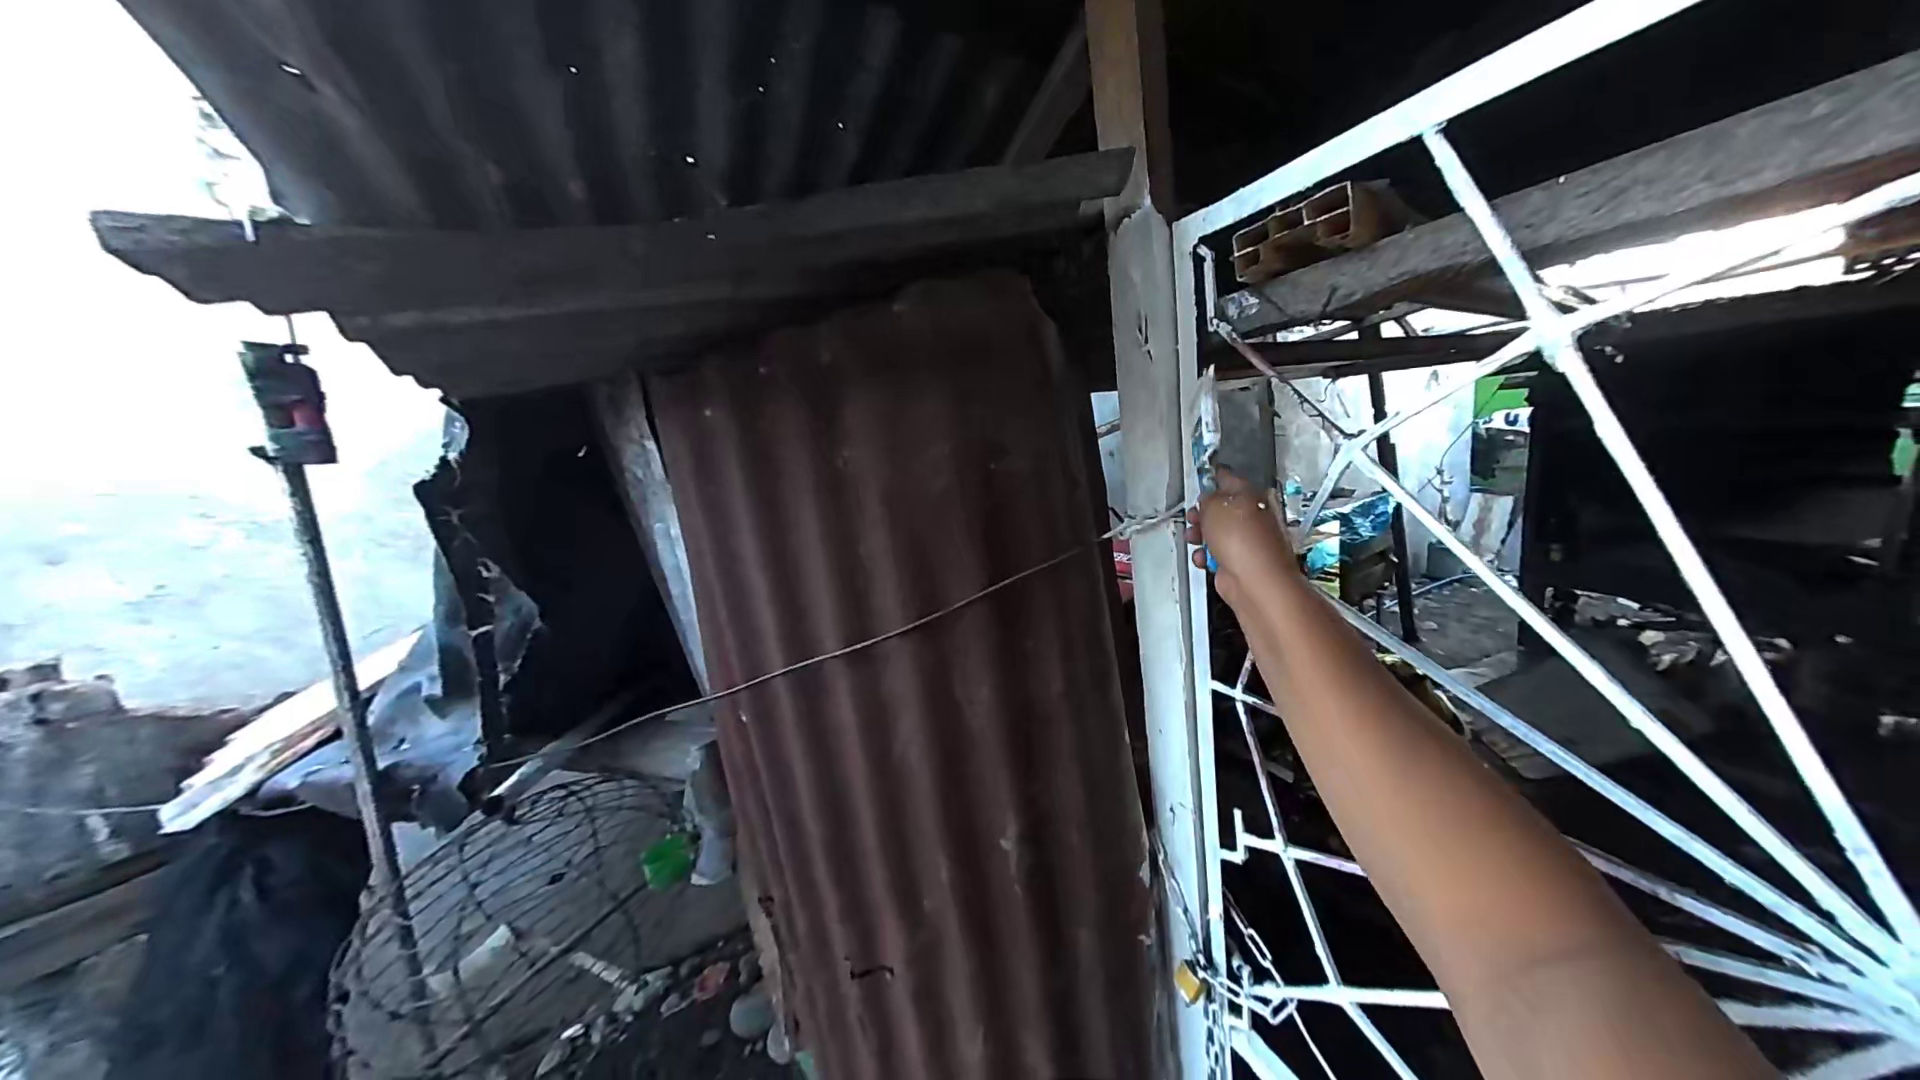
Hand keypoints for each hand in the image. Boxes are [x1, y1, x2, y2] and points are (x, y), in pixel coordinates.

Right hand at [1187, 467, 1294, 608]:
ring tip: (1194, 540)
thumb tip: (1207, 498)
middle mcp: (1253, 517)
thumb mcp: (1215, 506)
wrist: (1253, 580)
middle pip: (1220, 509)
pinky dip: (1206, 556)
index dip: (1212, 477)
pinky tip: (1203, 558)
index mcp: (1252, 496)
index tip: (1199, 478)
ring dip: (1200, 536)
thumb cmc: (1240, 538)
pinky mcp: (1239, 561)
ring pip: (1215, 532)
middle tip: (1193, 517)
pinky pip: (1216, 553)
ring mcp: (1247, 541)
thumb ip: (1208, 497)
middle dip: (1201, 514)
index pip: (1229, 479)